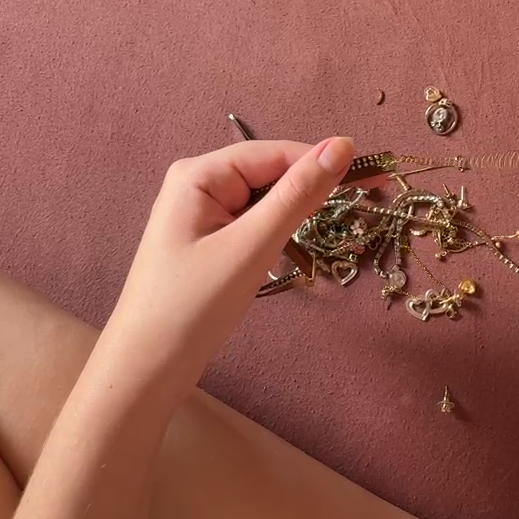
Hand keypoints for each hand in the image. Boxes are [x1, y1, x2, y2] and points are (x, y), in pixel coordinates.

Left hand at [97, 137, 353, 391]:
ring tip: (327, 230)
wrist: (143, 373)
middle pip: (270, 171)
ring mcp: (199, 212)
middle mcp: (197, 182)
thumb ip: (298, 194)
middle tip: (362, 204)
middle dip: (310, 189)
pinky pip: (253, 220)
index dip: (324, 160)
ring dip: (294, 213)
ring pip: (264, 198)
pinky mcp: (206, 239)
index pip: (275, 152)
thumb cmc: (192, 307)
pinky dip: (276, 232)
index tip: (376, 175)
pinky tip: (289, 249)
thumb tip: (342, 145)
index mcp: (199, 173)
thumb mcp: (252, 247)